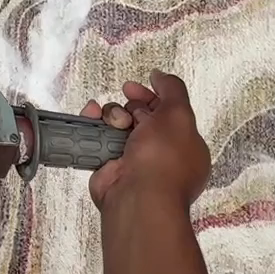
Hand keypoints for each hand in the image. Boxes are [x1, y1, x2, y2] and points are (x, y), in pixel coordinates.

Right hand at [81, 70, 210, 210]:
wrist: (137, 198)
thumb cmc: (163, 157)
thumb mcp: (178, 115)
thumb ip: (172, 89)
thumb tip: (159, 75)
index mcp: (183, 145)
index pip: (166, 112)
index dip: (150, 96)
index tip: (132, 88)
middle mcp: (159, 153)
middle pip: (139, 115)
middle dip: (130, 107)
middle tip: (127, 115)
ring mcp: (133, 160)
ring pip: (117, 122)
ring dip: (111, 113)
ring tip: (113, 123)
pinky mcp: (109, 164)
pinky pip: (99, 135)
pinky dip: (93, 122)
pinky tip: (91, 116)